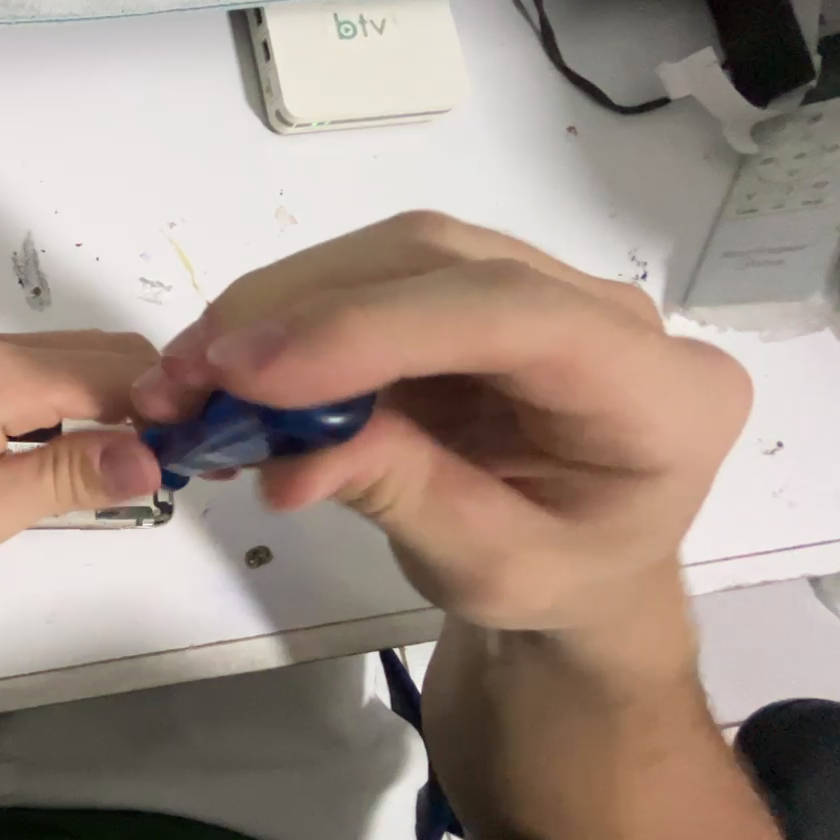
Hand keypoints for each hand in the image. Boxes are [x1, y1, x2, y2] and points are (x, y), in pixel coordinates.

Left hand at [0, 331, 163, 580]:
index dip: (168, 411)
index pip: (117, 373)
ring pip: (82, 361)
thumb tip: (154, 459)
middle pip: (107, 354)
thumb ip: (67, 477)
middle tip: (172, 470)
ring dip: (120, 404)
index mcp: (0, 373)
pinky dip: (84, 405)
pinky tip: (87, 452)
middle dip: (153, 403)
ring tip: (137, 467)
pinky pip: (51, 376)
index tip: (198, 462)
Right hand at [132, 212, 750, 635]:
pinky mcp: (449, 298)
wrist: (568, 566)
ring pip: (377, 255)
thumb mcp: (487, 570)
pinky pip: (350, 280)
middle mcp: (598, 313)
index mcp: (653, 391)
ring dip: (266, 307)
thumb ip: (401, 496)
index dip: (363, 329)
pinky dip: (272, 319)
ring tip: (187, 372)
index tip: (239, 373)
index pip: (505, 315)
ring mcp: (521, 290)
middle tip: (186, 372)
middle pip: (426, 259)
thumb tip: (284, 459)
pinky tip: (223, 362)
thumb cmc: (552, 583)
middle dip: (290, 309)